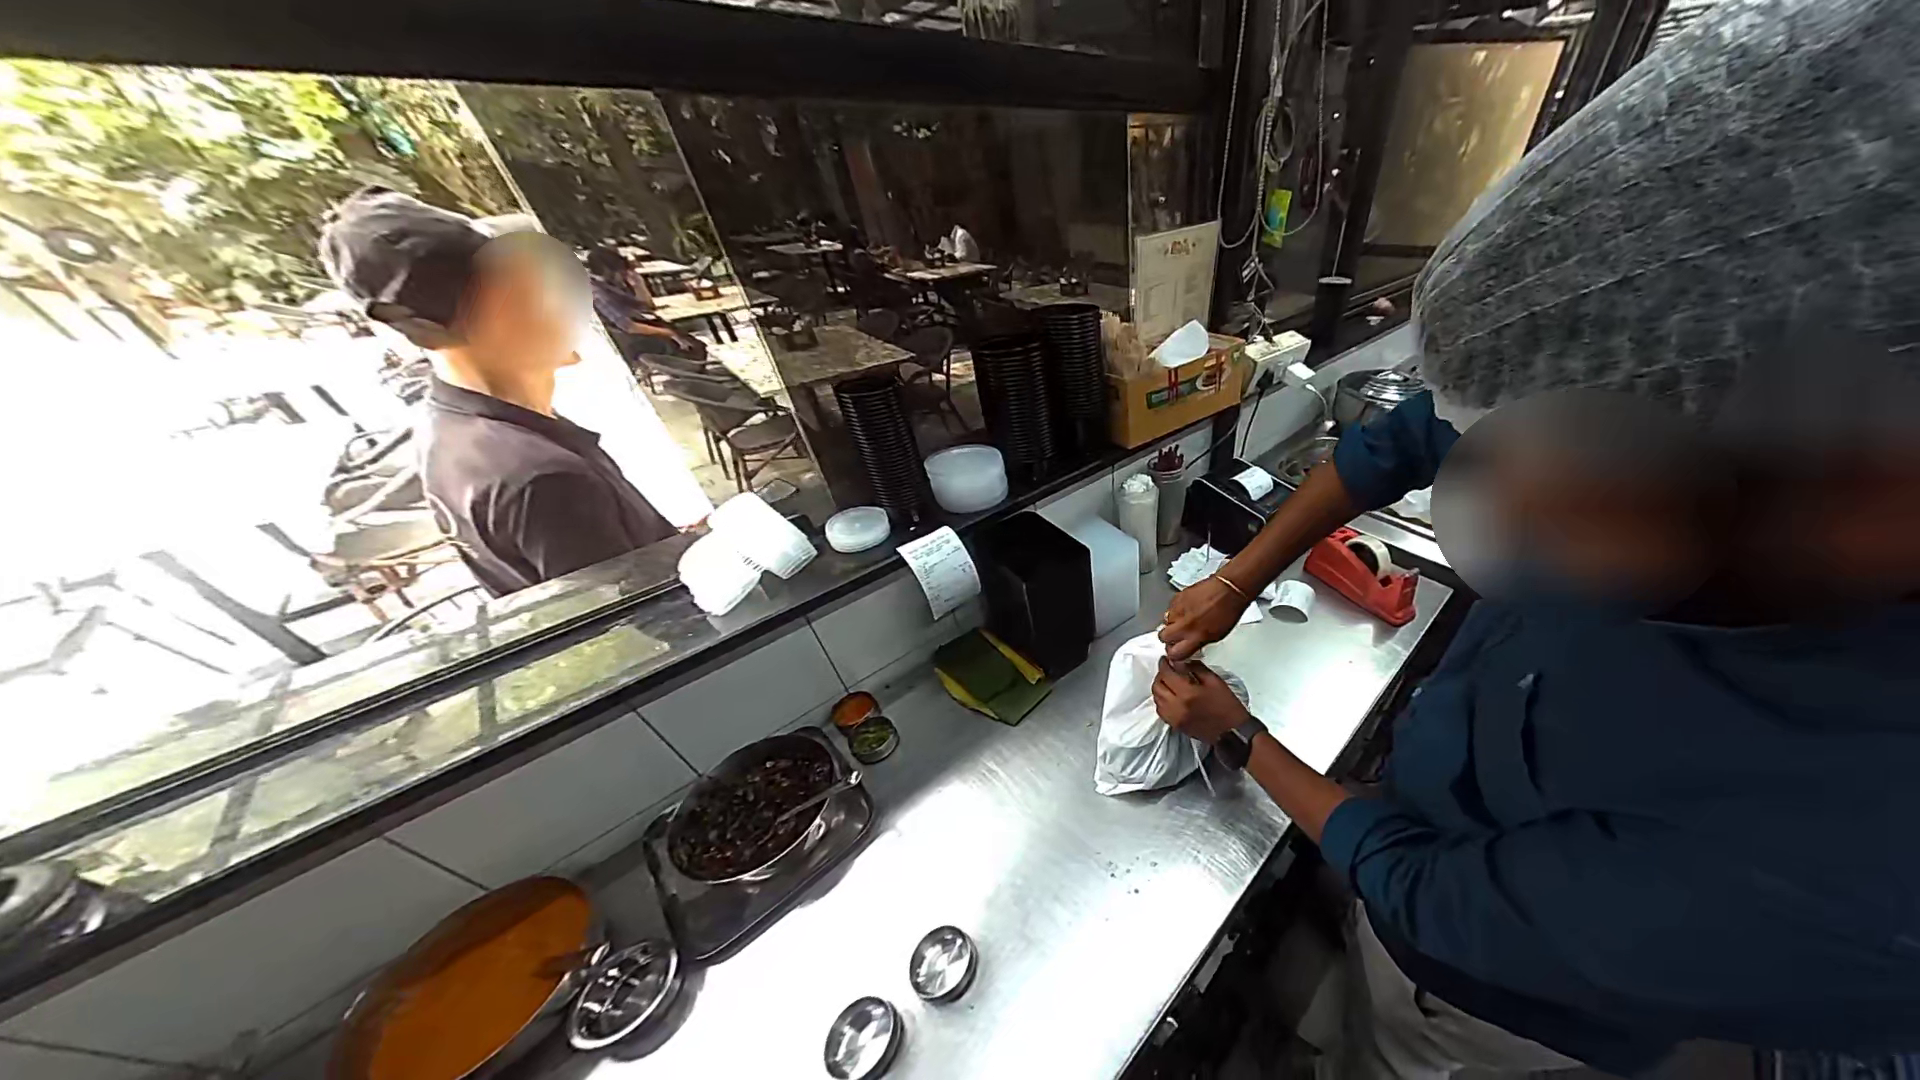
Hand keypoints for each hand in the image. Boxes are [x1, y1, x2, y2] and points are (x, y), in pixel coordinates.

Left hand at [1152, 657, 1252, 743]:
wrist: (1233, 732)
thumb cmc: (1227, 705)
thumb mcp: (1215, 681)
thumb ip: (1195, 668)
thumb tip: (1180, 662)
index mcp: (1187, 693)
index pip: (1166, 674)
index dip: (1164, 664)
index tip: (1165, 659)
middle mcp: (1176, 706)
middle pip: (1157, 686)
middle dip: (1160, 675)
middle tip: (1167, 670)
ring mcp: (1174, 717)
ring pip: (1156, 698)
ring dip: (1159, 688)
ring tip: (1167, 682)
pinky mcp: (1175, 725)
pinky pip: (1160, 710)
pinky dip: (1161, 701)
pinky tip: (1168, 696)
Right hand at [1159, 575, 1249, 661]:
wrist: (1229, 590)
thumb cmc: (1228, 611)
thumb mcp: (1217, 636)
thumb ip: (1198, 642)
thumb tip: (1190, 647)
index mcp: (1195, 637)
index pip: (1174, 653)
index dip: (1174, 654)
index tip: (1177, 652)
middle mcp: (1184, 624)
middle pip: (1163, 637)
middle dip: (1168, 638)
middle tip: (1177, 636)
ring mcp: (1178, 610)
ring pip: (1165, 621)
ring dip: (1172, 623)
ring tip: (1185, 619)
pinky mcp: (1176, 599)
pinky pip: (1170, 608)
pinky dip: (1176, 610)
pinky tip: (1187, 608)